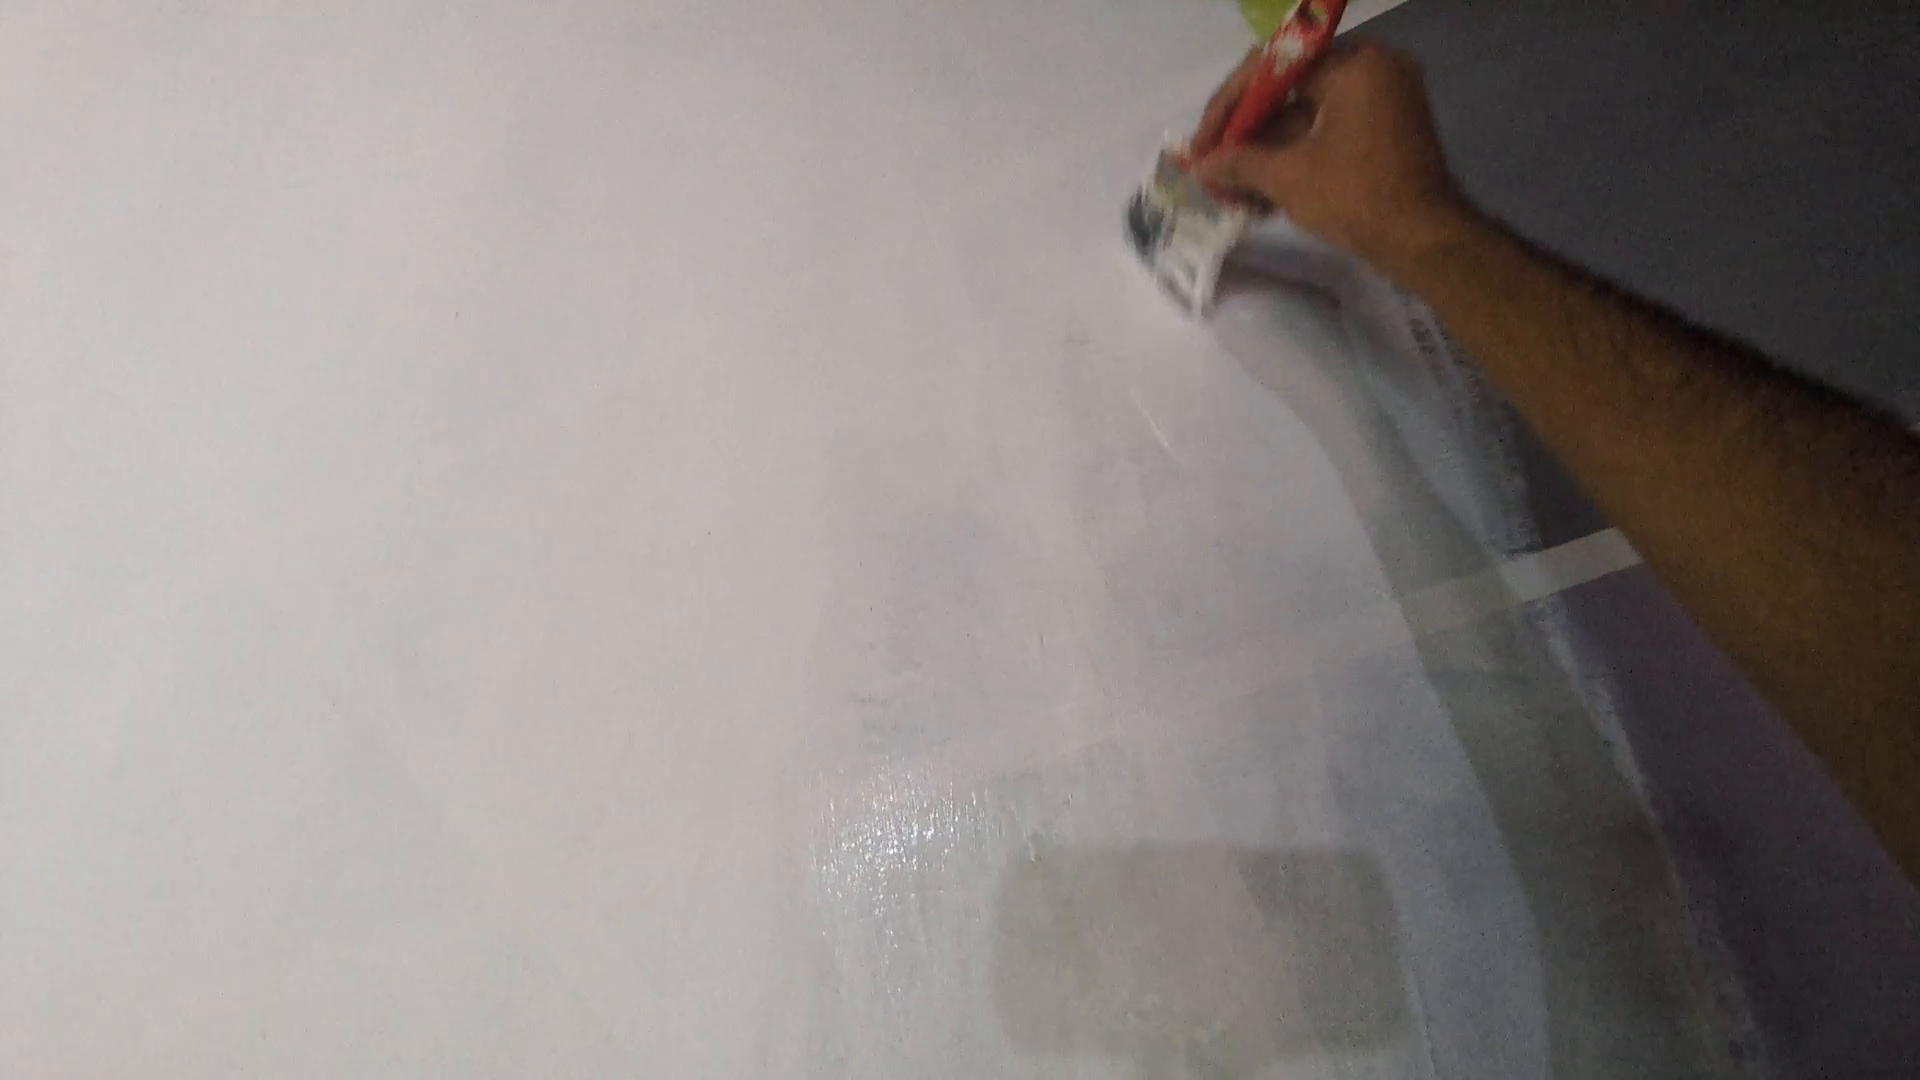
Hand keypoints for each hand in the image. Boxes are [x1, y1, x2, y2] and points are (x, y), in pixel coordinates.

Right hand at [1190, 43, 1469, 267]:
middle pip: (1287, 90)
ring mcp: (1379, 100)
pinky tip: (1259, 193)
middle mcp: (1370, 69)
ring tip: (1229, 189)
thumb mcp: (1288, 178)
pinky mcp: (1380, 132)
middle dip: (1243, 132)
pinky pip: (1324, 133)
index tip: (1202, 145)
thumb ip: (1240, 163)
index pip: (1273, 66)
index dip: (1228, 106)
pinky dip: (1291, 158)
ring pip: (1303, 116)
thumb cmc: (1355, 197)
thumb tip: (1201, 165)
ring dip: (1262, 152)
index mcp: (1353, 65)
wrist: (1420, 239)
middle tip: (1212, 166)